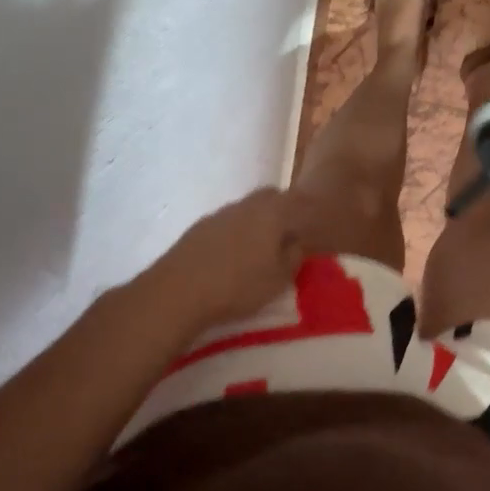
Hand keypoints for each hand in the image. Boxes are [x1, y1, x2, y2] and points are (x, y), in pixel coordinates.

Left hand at [133, 188, 310, 334]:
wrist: (176, 293)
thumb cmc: (238, 285)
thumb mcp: (279, 279)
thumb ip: (294, 256)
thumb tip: (296, 241)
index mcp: (272, 212)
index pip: (297, 199)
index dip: (307, 209)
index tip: (313, 222)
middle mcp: (245, 205)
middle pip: (269, 197)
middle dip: (281, 209)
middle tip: (287, 231)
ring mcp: (217, 215)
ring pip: (245, 209)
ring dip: (255, 221)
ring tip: (258, 247)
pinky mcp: (196, 230)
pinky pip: (225, 224)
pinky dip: (233, 233)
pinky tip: (230, 255)